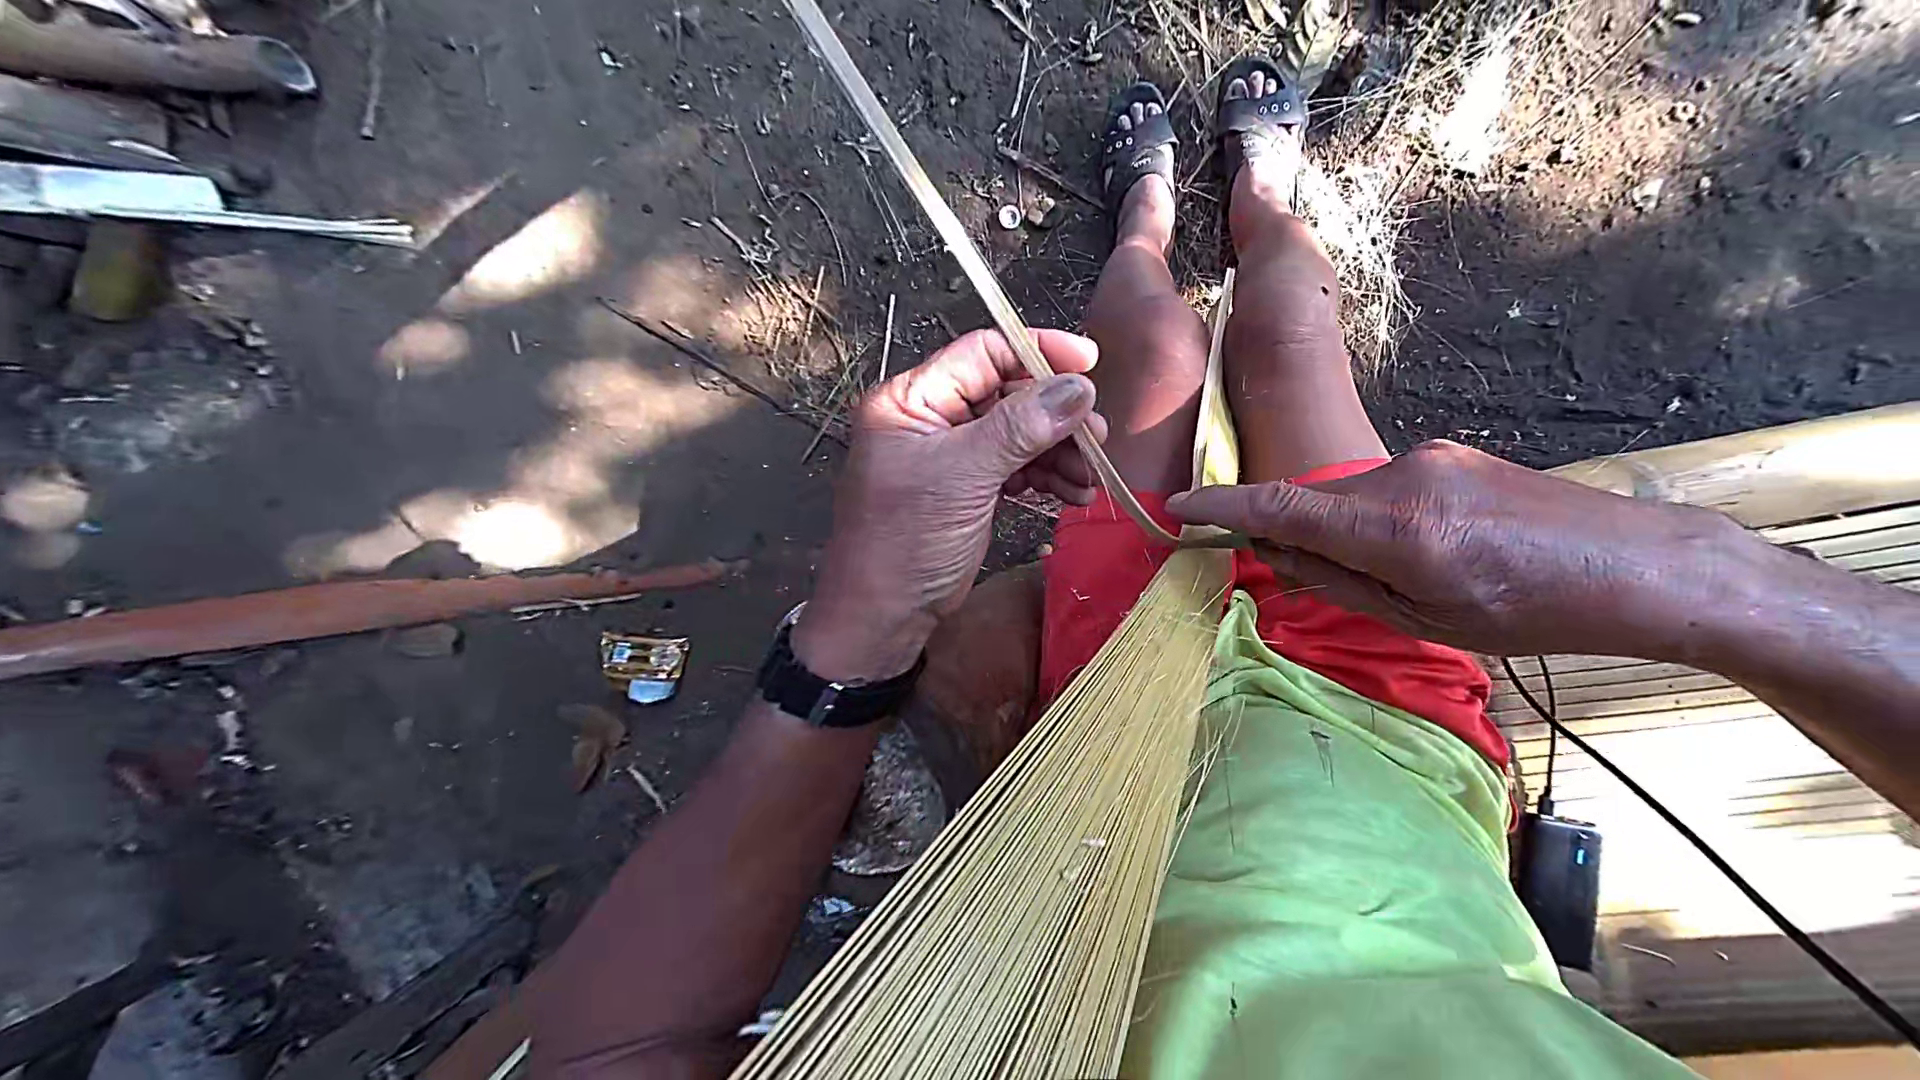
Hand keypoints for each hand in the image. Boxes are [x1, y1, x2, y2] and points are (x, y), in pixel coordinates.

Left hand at [793, 329, 1104, 681]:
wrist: (885, 616)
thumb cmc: (906, 542)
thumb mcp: (962, 476)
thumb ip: (1020, 427)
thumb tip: (1079, 388)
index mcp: (911, 401)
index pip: (982, 354)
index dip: (1037, 352)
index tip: (1088, 362)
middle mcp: (931, 421)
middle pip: (1007, 396)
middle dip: (1056, 417)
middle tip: (1097, 438)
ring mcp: (951, 457)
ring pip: (1018, 435)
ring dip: (1058, 454)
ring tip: (1088, 479)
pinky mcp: (969, 488)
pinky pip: (1016, 468)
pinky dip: (1046, 478)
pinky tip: (1073, 494)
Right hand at [1167, 440, 1772, 660]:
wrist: (1650, 566)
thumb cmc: (1535, 612)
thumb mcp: (1425, 619)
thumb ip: (1338, 581)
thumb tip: (1277, 554)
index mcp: (1396, 529)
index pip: (1281, 507)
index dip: (1222, 506)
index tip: (1178, 506)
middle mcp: (1403, 477)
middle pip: (1310, 501)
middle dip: (1292, 535)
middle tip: (1308, 578)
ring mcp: (1429, 458)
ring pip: (1345, 496)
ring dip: (1340, 531)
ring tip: (1396, 573)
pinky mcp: (1448, 454)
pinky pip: (1380, 486)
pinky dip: (1371, 517)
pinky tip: (1422, 548)